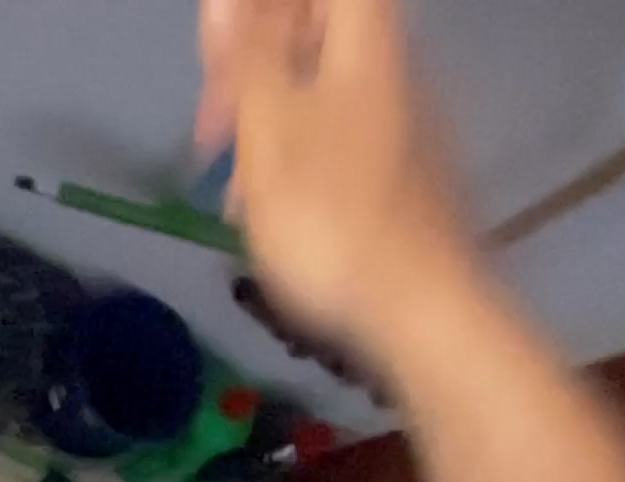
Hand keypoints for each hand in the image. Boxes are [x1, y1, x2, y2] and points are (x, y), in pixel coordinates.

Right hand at [197, 0, 476, 359]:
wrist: (417, 309)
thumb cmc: (330, 224)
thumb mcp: (271, 139)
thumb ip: (248, 62)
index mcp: (362, 50)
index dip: (262, 7)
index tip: (216, 53)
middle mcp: (391, 74)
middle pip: (316, 37)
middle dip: (250, 74)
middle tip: (207, 135)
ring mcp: (402, 127)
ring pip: (320, 98)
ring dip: (265, 132)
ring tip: (232, 197)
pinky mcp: (402, 176)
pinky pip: (337, 142)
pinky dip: (294, 164)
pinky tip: (272, 216)